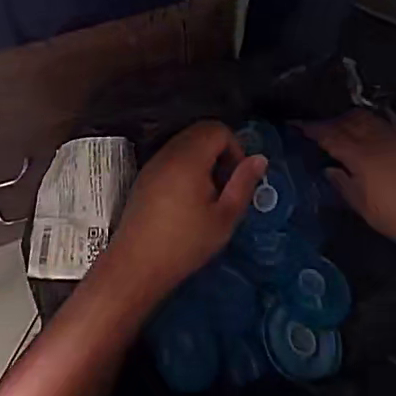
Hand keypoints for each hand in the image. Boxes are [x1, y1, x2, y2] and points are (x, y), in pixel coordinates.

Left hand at [95, 122, 267, 305]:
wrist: (136, 266)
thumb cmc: (185, 243)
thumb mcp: (224, 217)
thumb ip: (243, 183)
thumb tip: (260, 158)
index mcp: (189, 157)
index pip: (217, 129)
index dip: (235, 148)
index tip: (238, 178)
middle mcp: (169, 152)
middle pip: (200, 132)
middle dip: (220, 151)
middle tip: (226, 186)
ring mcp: (153, 163)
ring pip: (185, 143)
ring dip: (203, 159)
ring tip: (209, 196)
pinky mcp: (144, 176)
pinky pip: (171, 157)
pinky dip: (186, 167)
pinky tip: (188, 200)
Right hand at [302, 111, 395, 271]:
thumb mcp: (369, 211)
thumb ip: (345, 186)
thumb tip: (329, 168)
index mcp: (361, 153)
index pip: (328, 133)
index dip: (309, 128)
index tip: (293, 125)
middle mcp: (378, 136)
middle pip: (347, 119)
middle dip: (329, 121)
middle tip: (316, 130)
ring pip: (367, 118)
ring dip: (350, 120)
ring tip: (342, 130)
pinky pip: (387, 122)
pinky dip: (373, 123)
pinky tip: (374, 133)